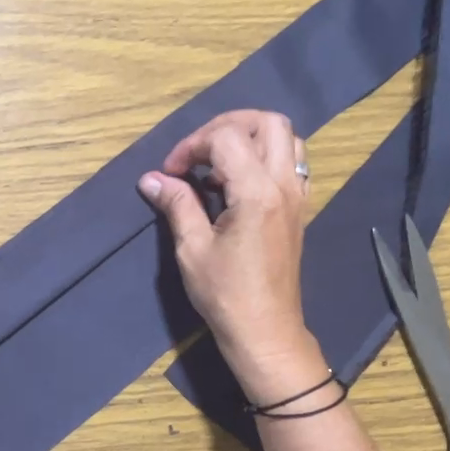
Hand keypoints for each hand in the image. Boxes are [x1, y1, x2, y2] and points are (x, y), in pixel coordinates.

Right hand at [136, 110, 325, 397]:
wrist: (264, 328)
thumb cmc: (224, 293)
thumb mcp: (192, 248)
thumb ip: (176, 205)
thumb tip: (151, 179)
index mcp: (257, 192)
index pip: (226, 138)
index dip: (191, 146)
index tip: (169, 173)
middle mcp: (284, 184)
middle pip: (267, 122)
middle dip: (226, 127)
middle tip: (196, 153)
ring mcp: (297, 195)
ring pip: (285, 138)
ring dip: (250, 138)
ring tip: (217, 163)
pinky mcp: (298, 208)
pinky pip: (291, 162)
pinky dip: (264, 157)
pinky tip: (236, 183)